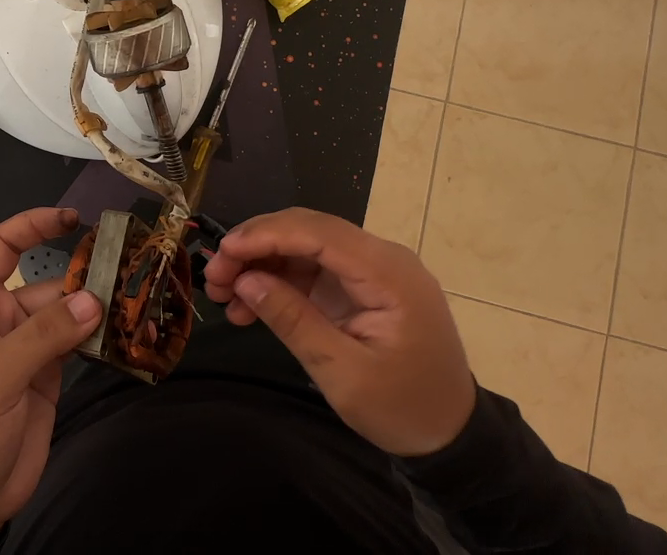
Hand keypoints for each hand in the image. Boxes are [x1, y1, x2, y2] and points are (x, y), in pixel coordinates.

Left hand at [0, 207, 102, 544]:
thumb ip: (43, 336)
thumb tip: (92, 298)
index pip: (2, 248)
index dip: (33, 225)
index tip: (72, 217)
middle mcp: (4, 319)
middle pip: (49, 282)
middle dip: (86, 276)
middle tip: (133, 273)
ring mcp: (29, 348)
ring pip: (69, 313)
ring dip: (101, 308)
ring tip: (141, 301)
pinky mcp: (50, 376)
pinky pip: (79, 344)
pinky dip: (103, 337)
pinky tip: (130, 333)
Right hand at [203, 208, 474, 455]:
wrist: (452, 436)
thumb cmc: (403, 408)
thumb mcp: (343, 373)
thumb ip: (294, 320)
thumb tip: (245, 281)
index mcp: (388, 273)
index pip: (317, 232)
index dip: (265, 235)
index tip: (223, 253)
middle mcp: (381, 258)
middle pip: (306, 231)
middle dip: (255, 248)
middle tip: (214, 278)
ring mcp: (371, 270)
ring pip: (302, 246)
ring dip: (260, 264)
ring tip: (222, 294)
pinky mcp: (360, 286)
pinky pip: (311, 269)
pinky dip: (277, 282)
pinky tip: (247, 307)